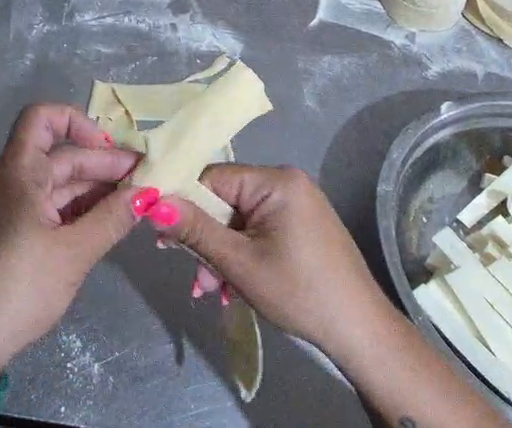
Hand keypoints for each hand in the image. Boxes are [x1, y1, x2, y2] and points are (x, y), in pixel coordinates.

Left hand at [0, 104, 145, 380]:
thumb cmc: (19, 287)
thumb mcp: (73, 254)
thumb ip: (113, 219)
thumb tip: (149, 194)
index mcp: (17, 172)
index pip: (42, 118)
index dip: (78, 122)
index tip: (111, 150)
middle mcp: (10, 180)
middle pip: (59, 154)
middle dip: (102, 163)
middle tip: (147, 179)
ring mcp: (9, 206)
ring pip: (57, 182)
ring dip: (95, 188)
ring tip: (137, 201)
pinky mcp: (12, 231)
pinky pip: (49, 205)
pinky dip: (79, 208)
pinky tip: (109, 220)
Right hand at [156, 164, 384, 356]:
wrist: (361, 333)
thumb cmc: (300, 292)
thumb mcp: (240, 263)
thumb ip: (194, 229)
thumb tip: (150, 202)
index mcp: (276, 181)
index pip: (211, 179)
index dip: (184, 205)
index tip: (163, 237)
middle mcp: (287, 183)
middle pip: (224, 202)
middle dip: (205, 240)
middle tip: (195, 279)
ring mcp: (297, 205)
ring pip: (238, 221)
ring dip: (221, 255)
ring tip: (214, 292)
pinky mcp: (302, 226)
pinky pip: (257, 231)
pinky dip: (242, 255)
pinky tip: (234, 288)